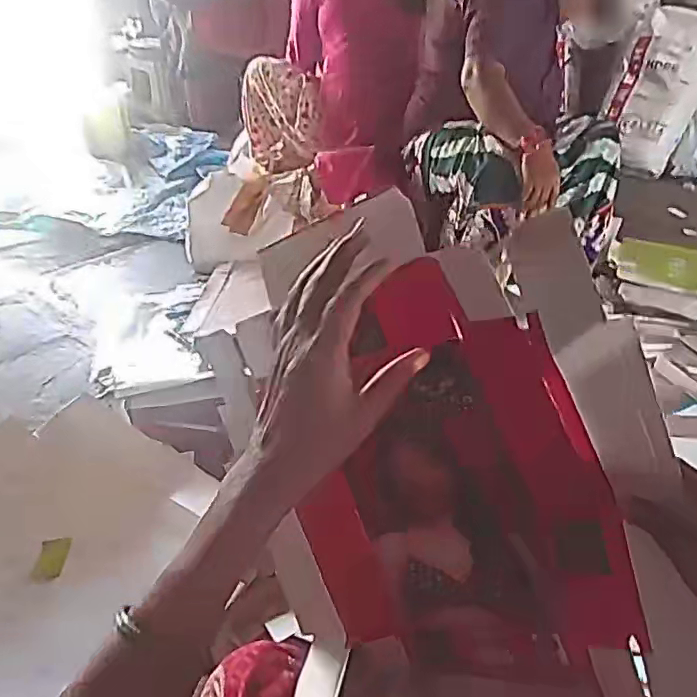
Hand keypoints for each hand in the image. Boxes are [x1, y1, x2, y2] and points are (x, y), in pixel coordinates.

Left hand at [251, 223, 429, 503]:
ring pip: (300, 291)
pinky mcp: (279, 352)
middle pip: (319, 284)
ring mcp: (284, 344)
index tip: (389, 260)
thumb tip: (422, 354)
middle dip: (340, 254)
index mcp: (323, 351)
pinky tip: (310, 281)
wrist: (274, 464)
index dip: (369, 276)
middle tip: (360, 231)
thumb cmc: (320, 444)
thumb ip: (394, 379)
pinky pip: (290, 307)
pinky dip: (303, 285)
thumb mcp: (366, 413)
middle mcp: (299, 340)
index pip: (347, 300)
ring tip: (338, 244)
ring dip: (320, 263)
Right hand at [520, 142, 559, 214]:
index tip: (544, 212)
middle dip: (537, 211)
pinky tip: (519, 205)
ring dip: (529, 209)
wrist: (534, 140)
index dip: (548, 205)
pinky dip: (523, 200)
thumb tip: (543, 180)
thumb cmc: (540, 148)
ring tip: (523, 216)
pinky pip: (527, 194)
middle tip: (531, 219)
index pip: (553, 196)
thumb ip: (548, 173)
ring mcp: (540, 182)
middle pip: (543, 201)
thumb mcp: (548, 162)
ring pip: (535, 200)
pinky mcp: (530, 179)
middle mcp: (549, 182)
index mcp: (555, 178)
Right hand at [625, 463, 696, 649]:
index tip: (628, 470)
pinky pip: (694, 528)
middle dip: (653, 491)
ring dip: (663, 511)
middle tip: (626, 494)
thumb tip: (631, 503)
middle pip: (683, 490)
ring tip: (637, 517)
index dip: (651, 467)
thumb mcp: (686, 553)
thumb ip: (657, 525)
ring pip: (688, 510)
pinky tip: (660, 543)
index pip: (681, 471)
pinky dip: (674, 530)